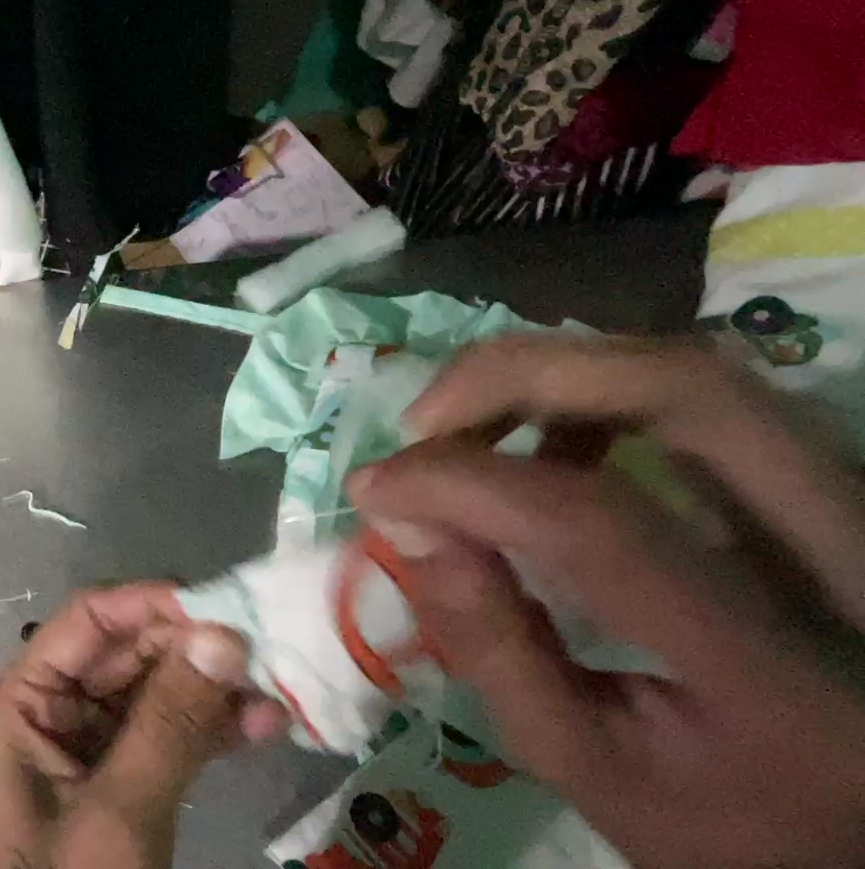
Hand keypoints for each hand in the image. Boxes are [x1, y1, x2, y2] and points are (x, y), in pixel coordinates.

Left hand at [0, 584, 287, 868]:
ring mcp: (95, 741)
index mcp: (27, 697)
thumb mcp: (117, 811)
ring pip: (159, 689)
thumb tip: (222, 635)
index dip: (152, 603)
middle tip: (270, 645)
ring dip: (216, 686)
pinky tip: (267, 725)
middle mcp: (57, 705)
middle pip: (129, 650)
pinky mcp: (130, 777)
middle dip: (195, 645)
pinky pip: (174, 732)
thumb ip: (169, 723)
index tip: (226, 604)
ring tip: (282, 686)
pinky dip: (217, 726)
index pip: (89, 620)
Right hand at [349, 337, 864, 867]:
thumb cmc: (718, 815)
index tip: (373, 488)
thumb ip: (487, 640)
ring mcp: (857, 512)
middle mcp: (854, 561)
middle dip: (514, 379)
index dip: (463, 483)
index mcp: (781, 672)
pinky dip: (590, 395)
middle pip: (677, 388)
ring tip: (463, 431)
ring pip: (689, 372)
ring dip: (547, 378)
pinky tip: (538, 442)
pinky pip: (699, 398)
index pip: (599, 523)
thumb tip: (400, 514)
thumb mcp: (582, 762)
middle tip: (420, 423)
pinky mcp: (833, 490)